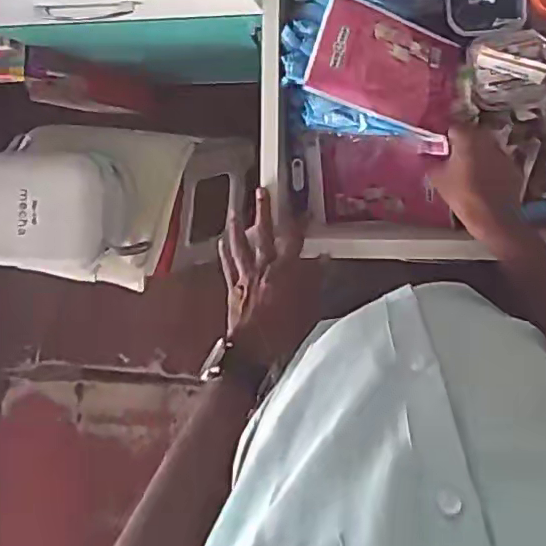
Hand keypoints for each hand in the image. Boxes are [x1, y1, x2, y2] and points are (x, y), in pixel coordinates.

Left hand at [219, 186, 320, 371]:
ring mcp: (244, 276)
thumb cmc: (283, 332)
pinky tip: (222, 241)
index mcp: (283, 271)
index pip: (293, 239)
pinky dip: (225, 250)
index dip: (299, 222)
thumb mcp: (309, 306)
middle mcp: (262, 268)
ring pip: (239, 244)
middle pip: (262, 233)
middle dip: (263, 211)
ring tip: (235, 210)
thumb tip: (323, 259)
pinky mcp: (231, 287)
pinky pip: (227, 263)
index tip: (303, 209)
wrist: (251, 354)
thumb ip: (314, 280)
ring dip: (237, 225)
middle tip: (260, 192)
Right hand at [424, 124, 525, 238]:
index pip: (452, 126)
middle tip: (450, 155)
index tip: (436, 144)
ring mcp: (503, 152)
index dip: (443, 134)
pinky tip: (483, 178)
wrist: (494, 218)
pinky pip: (496, 160)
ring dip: (476, 151)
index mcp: (467, 137)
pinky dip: (489, 164)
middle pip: (470, 133)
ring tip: (466, 167)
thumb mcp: (438, 178)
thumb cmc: (462, 195)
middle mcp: (487, 139)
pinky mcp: (513, 167)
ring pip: (485, 146)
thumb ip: (430, 161)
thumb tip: (424, 153)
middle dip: (460, 141)